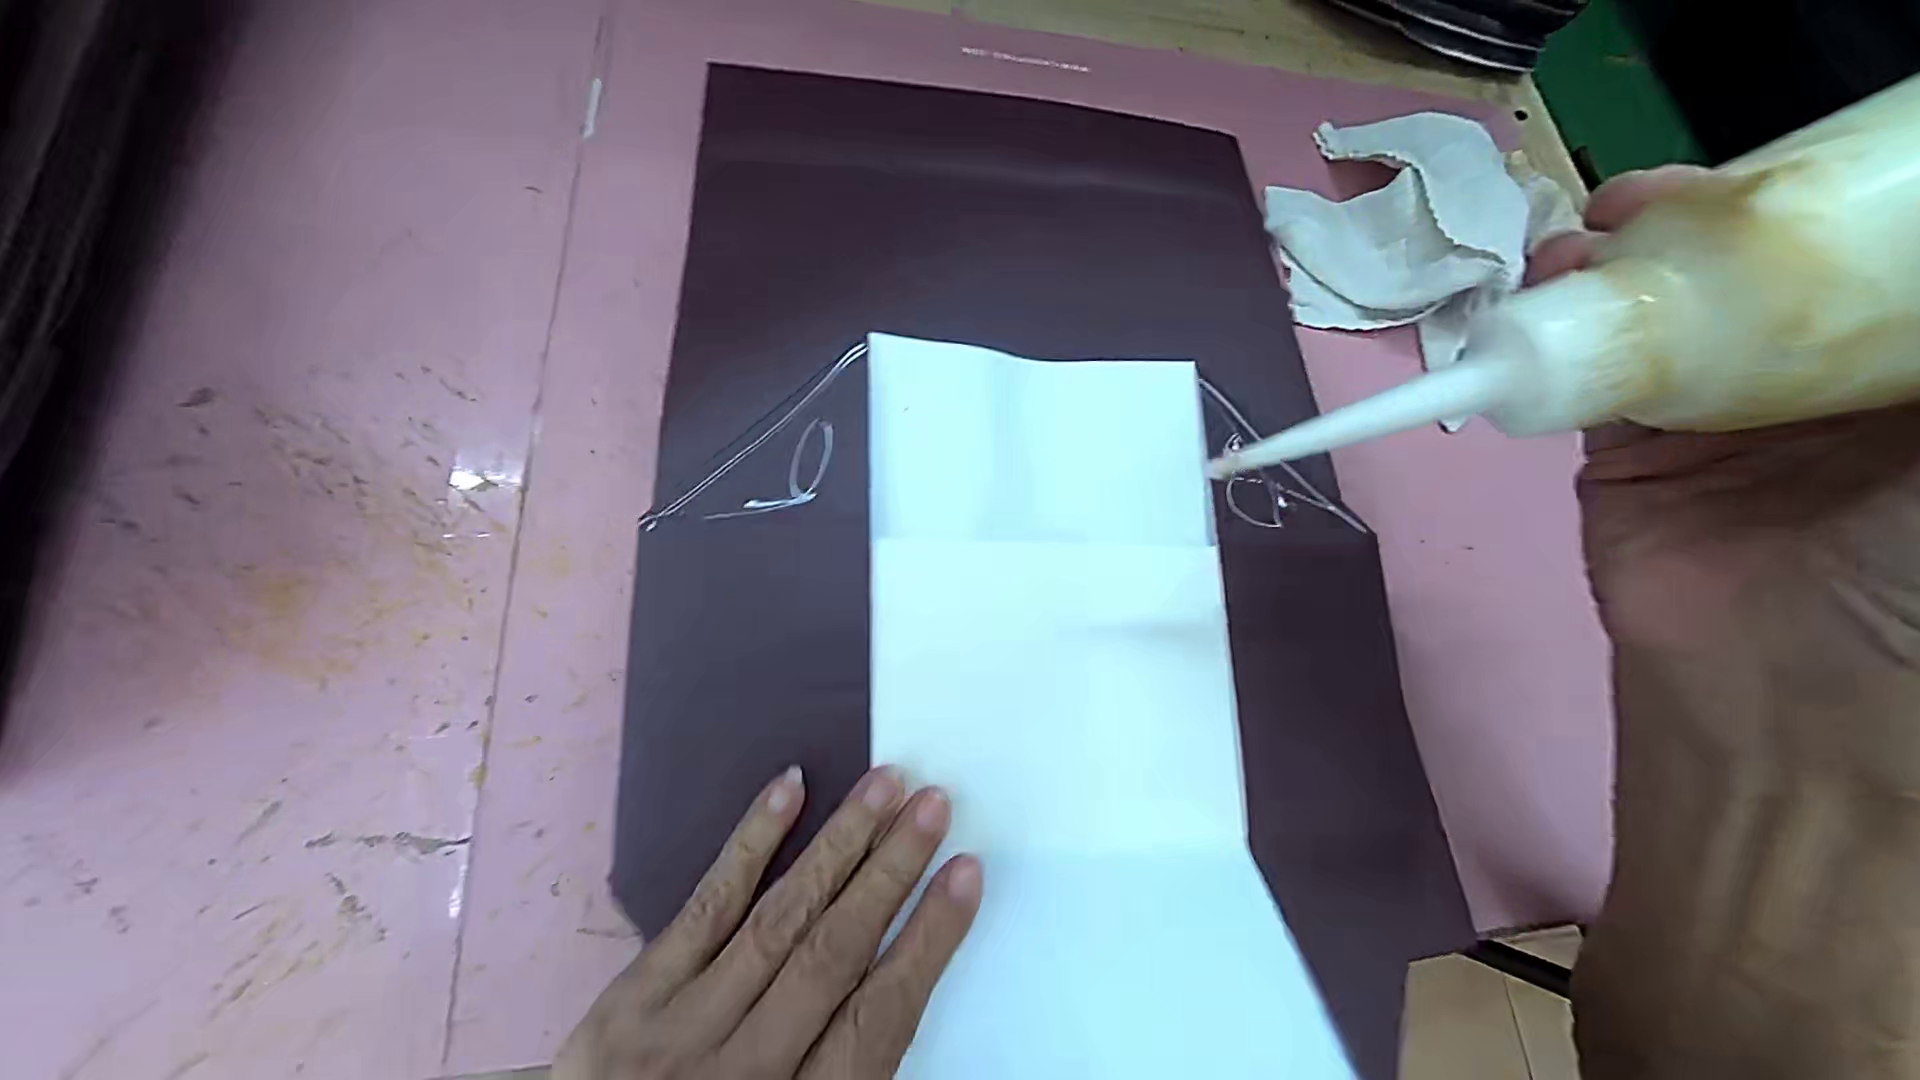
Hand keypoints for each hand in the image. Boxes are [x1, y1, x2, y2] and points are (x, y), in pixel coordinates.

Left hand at [555, 766, 982, 1079]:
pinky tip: (791, 789)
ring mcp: (679, 1030)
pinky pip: (706, 905)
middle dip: (891, 868)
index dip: (929, 938)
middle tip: (932, 803)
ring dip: (840, 841)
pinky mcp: (632, 997)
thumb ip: (849, 1069)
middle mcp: (744, 1071)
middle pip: (833, 951)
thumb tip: (905, 975)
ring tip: (884, 784)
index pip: (880, 1017)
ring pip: (780, 915)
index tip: (965, 871)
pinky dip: (753, 842)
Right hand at [1538, 168, 1919, 1077]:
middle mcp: (1844, 381)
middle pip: (1777, 279)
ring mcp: (1728, 419)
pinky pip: (1605, 380)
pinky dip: (1580, 337)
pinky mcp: (1630, 456)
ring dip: (1633, 272)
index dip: (1839, 205)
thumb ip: (1901, 322)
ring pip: (1678, 320)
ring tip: (1596, 229)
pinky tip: (1556, 290)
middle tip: (1664, 195)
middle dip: (1723, 229)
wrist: (1796, 689)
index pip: (1878, 264)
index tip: (1791, 165)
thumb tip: (1872, 245)